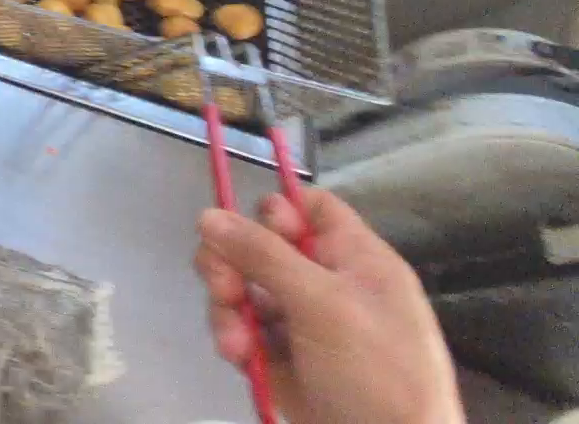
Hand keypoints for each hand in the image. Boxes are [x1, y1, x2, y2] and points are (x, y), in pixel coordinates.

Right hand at [193, 187, 462, 423]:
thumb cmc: (376, 374)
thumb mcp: (323, 306)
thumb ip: (262, 254)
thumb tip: (206, 213)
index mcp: (356, 261)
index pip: (310, 206)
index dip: (276, 209)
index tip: (255, 231)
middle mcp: (324, 279)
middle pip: (255, 239)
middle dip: (229, 262)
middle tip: (226, 287)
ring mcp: (299, 314)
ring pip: (236, 279)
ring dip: (225, 304)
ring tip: (235, 339)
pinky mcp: (276, 345)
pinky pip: (235, 318)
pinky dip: (230, 333)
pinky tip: (239, 355)